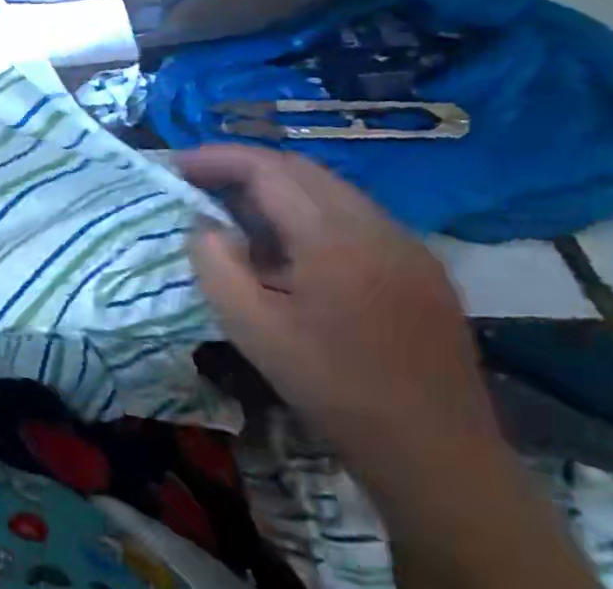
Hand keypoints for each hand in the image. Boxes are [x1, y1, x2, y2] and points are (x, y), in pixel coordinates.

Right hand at [179, 145, 501, 478]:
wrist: (436, 453)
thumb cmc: (331, 385)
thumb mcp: (249, 325)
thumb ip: (214, 261)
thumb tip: (206, 225)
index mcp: (336, 238)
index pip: (269, 169)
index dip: (217, 158)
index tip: (176, 166)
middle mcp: (379, 228)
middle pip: (302, 170)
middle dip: (243, 167)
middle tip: (197, 183)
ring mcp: (407, 247)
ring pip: (330, 190)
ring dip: (276, 189)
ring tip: (234, 213)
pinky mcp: (420, 270)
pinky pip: (353, 217)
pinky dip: (307, 213)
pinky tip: (286, 248)